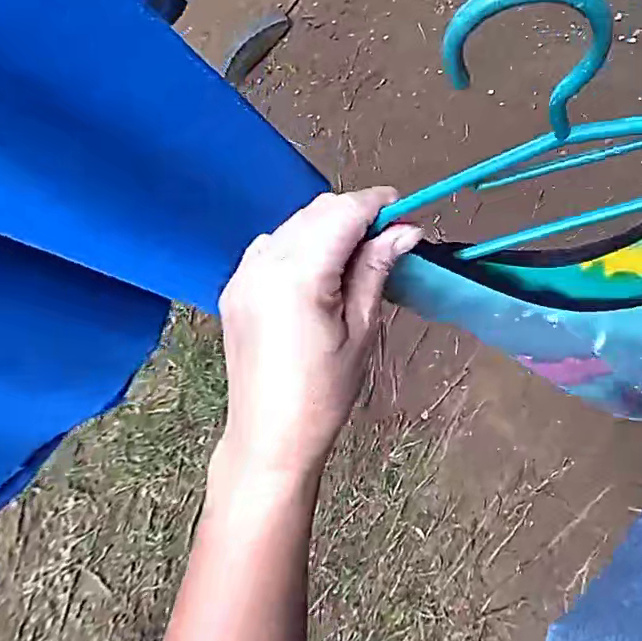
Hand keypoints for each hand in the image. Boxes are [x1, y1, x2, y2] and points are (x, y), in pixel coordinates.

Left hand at [216, 188, 424, 483]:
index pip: (343, 213)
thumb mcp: (361, 329)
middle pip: (317, 211)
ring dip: (329, 226)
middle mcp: (263, 263)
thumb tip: (406, 230)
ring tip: (357, 256)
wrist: (268, 436)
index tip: (404, 211)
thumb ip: (377, 268)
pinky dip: (301, 242)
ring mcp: (243, 273)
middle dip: (356, 214)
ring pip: (295, 223)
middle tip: (389, 238)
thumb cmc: (323, 392)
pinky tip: (319, 268)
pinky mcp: (235, 286)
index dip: (377, 204)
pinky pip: (273, 244)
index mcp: (298, 275)